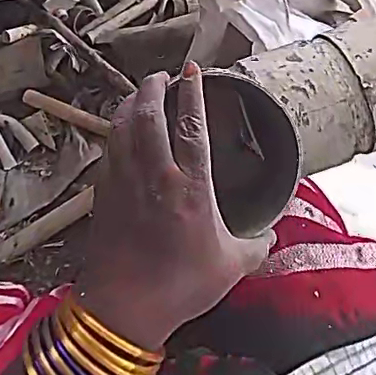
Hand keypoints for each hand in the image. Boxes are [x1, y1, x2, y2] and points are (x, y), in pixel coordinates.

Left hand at [76, 64, 275, 349]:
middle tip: (161, 75)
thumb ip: (257, 243)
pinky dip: (116, 128)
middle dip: (153, 87)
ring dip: (131, 102)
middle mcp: (154, 175)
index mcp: (189, 187)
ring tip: (141, 93)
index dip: (192, 92)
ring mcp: (124, 179)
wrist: (124, 305)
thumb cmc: (181, 285)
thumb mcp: (232, 265)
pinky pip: (109, 146)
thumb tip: (272, 231)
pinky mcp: (103, 189)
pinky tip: (122, 128)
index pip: (191, 126)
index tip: (192, 69)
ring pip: (123, 125)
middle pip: (149, 114)